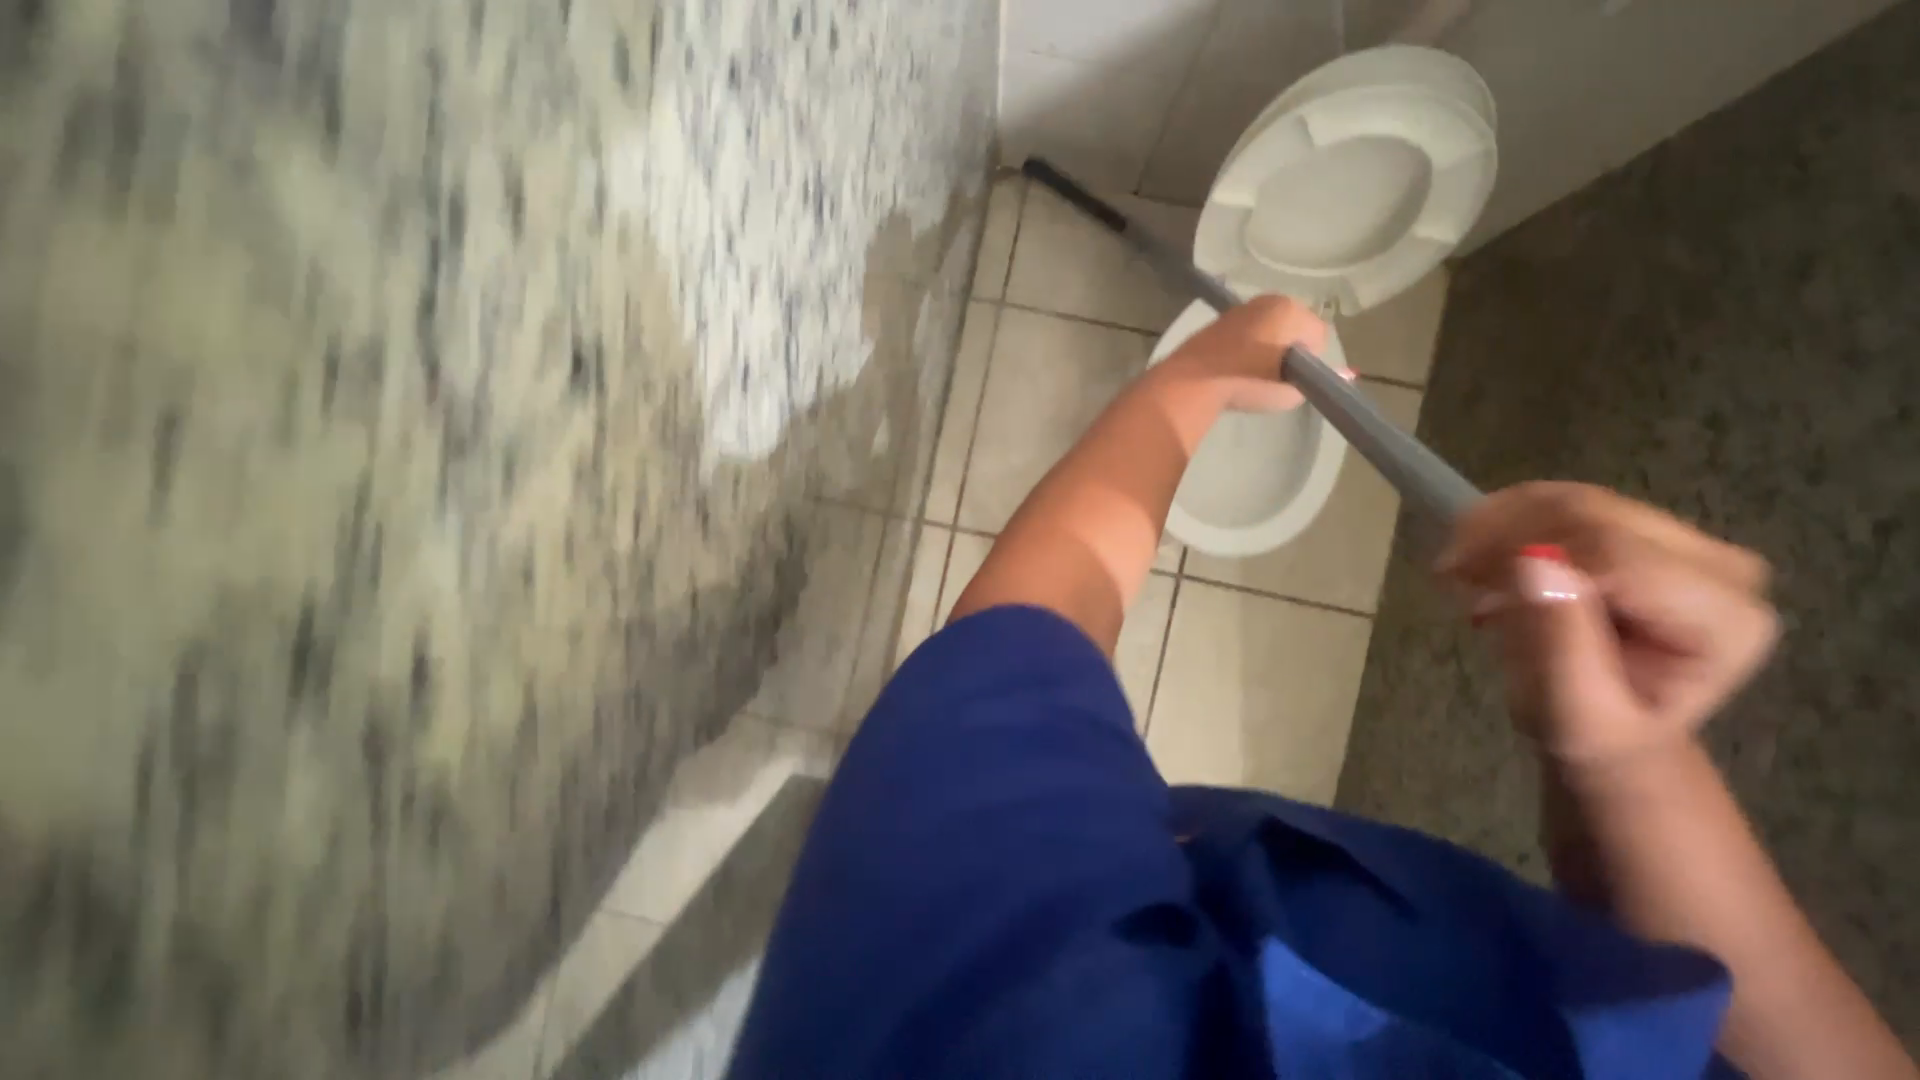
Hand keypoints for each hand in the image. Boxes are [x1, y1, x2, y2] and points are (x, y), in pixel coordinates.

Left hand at [1161, 295, 1342, 412]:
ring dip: (1267, 345)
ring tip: (1253, 372)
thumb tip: (1349, 374)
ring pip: (1268, 326)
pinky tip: (1236, 365)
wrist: (1193, 380)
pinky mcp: (1218, 319)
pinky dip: (1246, 344)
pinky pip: (1245, 331)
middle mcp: (1268, 300)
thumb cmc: (1249, 383)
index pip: (1317, 335)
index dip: (1310, 360)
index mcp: (1291, 310)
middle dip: (1289, 347)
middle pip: (1293, 325)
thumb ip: (1321, 381)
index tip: (1294, 379)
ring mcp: (1241, 307)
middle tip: (1274, 376)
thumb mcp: (1289, 391)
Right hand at [1437, 482, 1779, 765]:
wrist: (1612, 725)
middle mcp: (1721, 567)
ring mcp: (1687, 540)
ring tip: (1459, 567)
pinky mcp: (1645, 527)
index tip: (1458, 584)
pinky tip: (1481, 551)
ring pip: (1575, 500)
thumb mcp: (1570, 713)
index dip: (1525, 557)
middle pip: (1595, 517)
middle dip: (1506, 536)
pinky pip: (1567, 499)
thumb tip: (1532, 562)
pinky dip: (1509, 517)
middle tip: (1448, 574)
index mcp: (1722, 620)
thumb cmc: (1593, 730)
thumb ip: (1559, 644)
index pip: (1614, 554)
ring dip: (1499, 524)